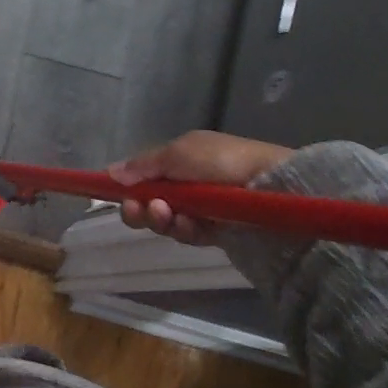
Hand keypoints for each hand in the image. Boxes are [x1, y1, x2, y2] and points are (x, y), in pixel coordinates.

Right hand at [107, 130, 292, 244]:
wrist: (277, 188)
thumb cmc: (223, 162)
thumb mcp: (178, 152)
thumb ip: (142, 165)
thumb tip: (110, 173)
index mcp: (181, 160)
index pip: (143, 177)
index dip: (127, 187)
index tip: (115, 194)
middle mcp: (189, 185)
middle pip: (148, 203)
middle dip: (138, 208)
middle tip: (138, 208)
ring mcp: (203, 210)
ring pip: (165, 221)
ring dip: (158, 219)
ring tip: (166, 214)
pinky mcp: (217, 232)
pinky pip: (188, 235)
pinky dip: (184, 231)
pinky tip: (189, 225)